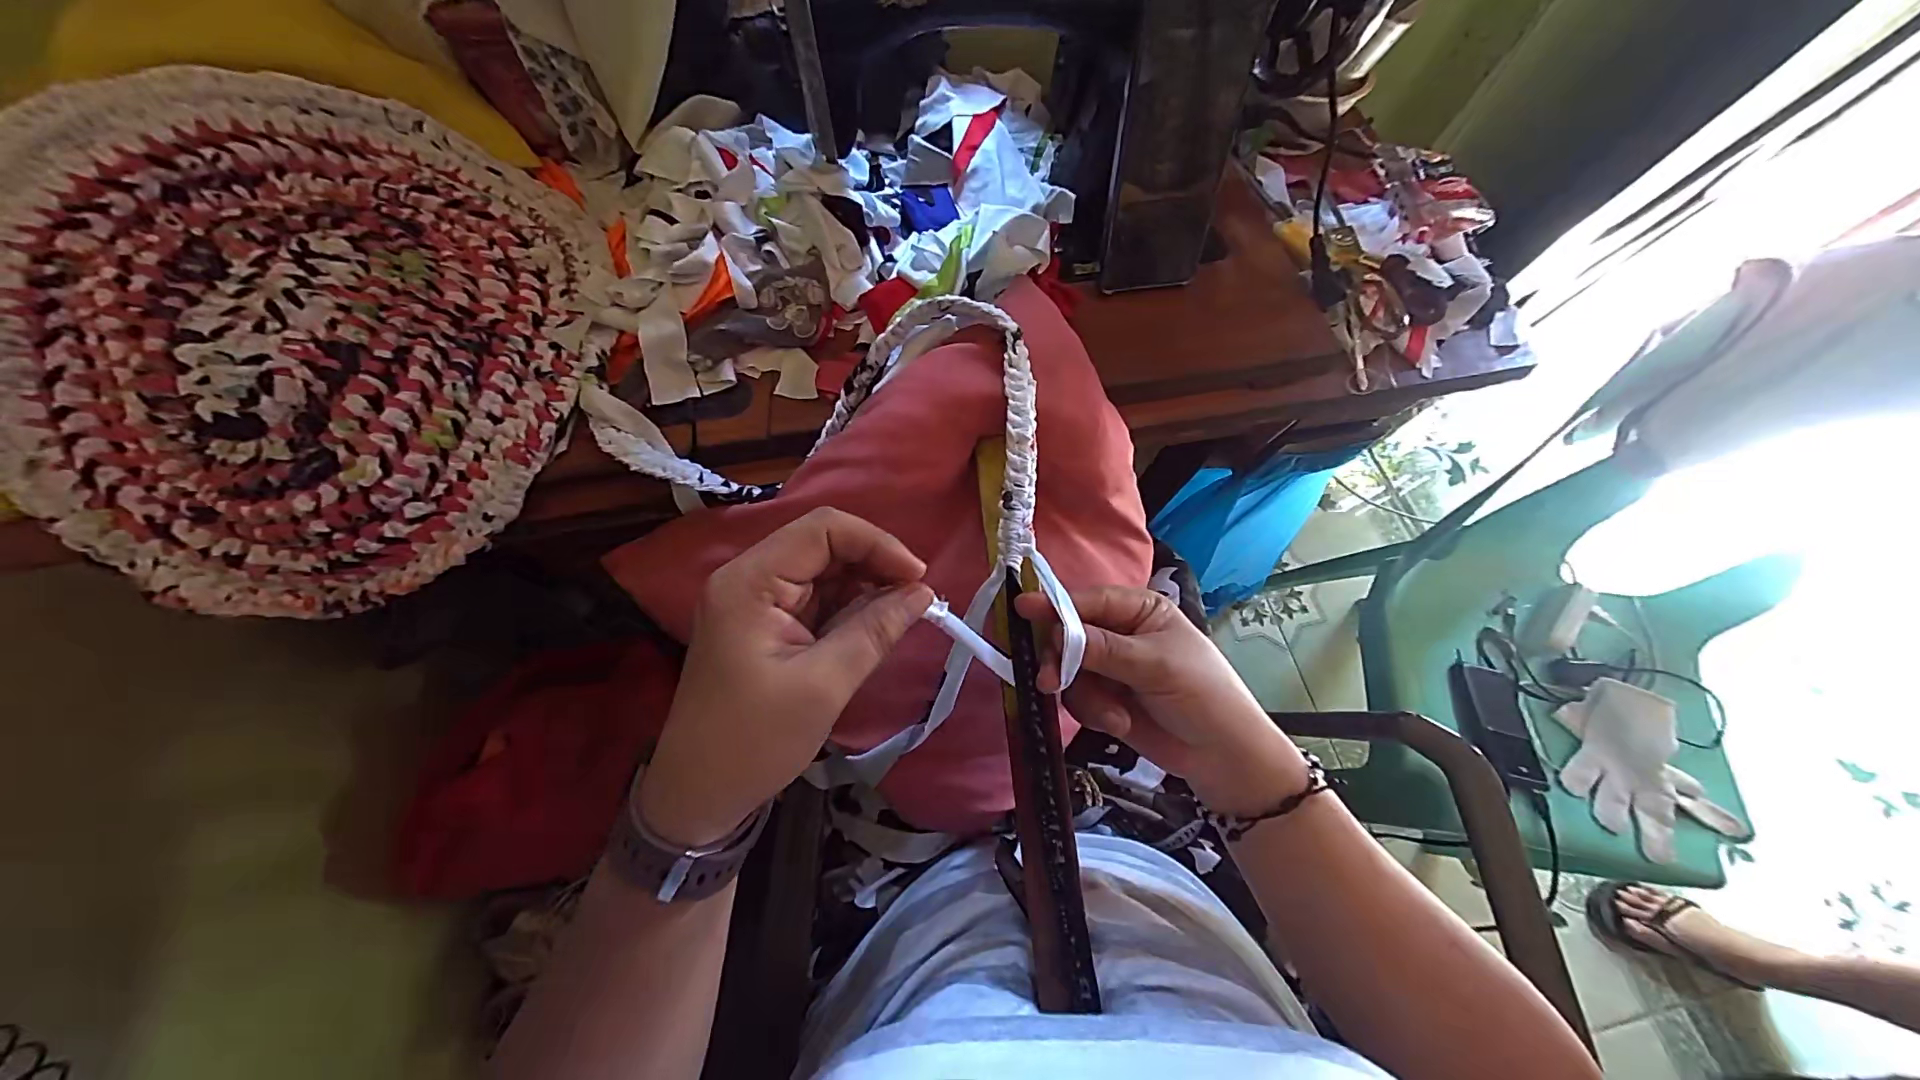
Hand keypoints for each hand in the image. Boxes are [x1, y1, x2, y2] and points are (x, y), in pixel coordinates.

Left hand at [638, 508, 932, 846]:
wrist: (699, 792)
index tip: (918, 578)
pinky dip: (851, 605)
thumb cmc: (755, 741)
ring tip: (903, 612)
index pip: (822, 529)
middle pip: (823, 544)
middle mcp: (749, 577)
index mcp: (750, 582)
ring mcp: (756, 599)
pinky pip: (817, 597)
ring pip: (824, 569)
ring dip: (866, 585)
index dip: (877, 543)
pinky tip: (877, 623)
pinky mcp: (766, 621)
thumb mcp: (824, 685)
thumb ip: (875, 630)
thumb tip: (923, 594)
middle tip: (917, 598)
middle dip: (874, 564)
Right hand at [1015, 585, 1307, 816]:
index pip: (1089, 601)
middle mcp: (1120, 633)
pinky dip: (1092, 712)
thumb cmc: (1202, 696)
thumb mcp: (1155, 666)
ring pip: (1069, 670)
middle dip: (1064, 660)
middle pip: (1070, 636)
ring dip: (1085, 695)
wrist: (1223, 759)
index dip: (1055, 606)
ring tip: (1114, 716)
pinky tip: (1119, 723)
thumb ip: (1103, 649)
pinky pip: (1077, 697)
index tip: (1022, 609)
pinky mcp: (1104, 698)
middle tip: (1050, 681)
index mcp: (1139, 610)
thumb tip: (1056, 631)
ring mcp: (1110, 667)